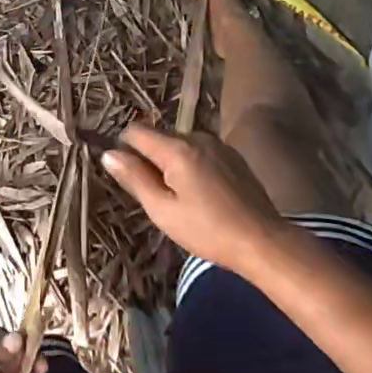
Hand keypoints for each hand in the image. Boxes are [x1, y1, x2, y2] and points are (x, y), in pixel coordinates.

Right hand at [101, 125, 291, 274]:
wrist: (263, 241)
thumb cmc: (207, 230)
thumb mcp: (162, 210)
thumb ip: (134, 178)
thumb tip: (108, 154)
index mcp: (176, 149)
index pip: (135, 131)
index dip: (124, 149)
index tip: (127, 176)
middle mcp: (196, 137)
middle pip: (158, 137)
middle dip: (149, 159)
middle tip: (155, 195)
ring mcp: (218, 144)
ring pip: (180, 145)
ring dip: (172, 163)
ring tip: (180, 198)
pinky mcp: (233, 156)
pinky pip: (200, 152)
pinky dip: (192, 166)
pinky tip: (202, 194)